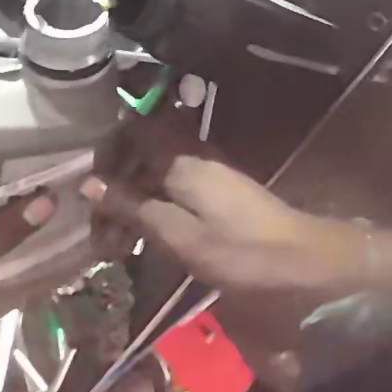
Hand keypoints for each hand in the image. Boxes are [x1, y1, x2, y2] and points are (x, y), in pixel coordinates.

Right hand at [93, 155, 365, 295]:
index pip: (132, 132)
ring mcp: (208, 170)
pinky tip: (146, 237)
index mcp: (182, 159)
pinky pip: (174, 185)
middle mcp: (193, 155)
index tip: (88, 190)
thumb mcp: (179, 236)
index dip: (105, 154)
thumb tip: (89, 183)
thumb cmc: (240, 250)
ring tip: (118, 243)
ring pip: (156, 172)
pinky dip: (154, 206)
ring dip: (133, 200)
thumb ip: (134, 207)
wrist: (302, 259)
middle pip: (141, 154)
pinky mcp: (217, 188)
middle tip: (101, 232)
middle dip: (115, 186)